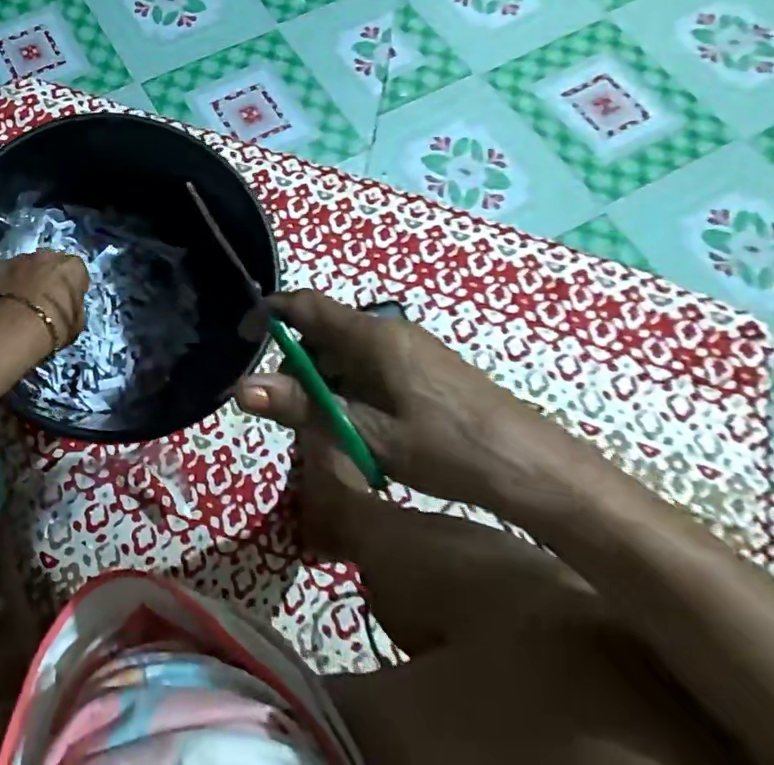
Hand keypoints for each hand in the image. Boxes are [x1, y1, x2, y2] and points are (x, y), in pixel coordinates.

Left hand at [0, 251, 87, 353]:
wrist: (15, 328)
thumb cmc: (55, 326)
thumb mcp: (76, 323)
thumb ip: (74, 307)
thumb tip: (69, 305)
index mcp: (72, 267)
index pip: (76, 271)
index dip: (71, 286)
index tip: (67, 299)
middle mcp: (48, 255)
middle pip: (50, 263)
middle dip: (48, 276)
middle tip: (43, 298)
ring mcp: (21, 258)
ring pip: (26, 265)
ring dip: (26, 277)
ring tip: (21, 300)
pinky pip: (6, 273)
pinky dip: (5, 282)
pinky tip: (3, 300)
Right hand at [235, 291, 616, 522]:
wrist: (532, 467)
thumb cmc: (446, 447)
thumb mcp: (366, 433)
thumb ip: (304, 407)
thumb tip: (241, 389)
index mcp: (372, 337)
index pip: (306, 305)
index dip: (270, 313)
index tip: (242, 338)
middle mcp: (390, 331)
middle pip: (325, 331)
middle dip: (296, 364)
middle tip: (286, 409)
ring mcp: (411, 348)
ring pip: (348, 352)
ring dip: (325, 382)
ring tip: (324, 428)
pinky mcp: (426, 368)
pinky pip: (371, 366)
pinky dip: (350, 389)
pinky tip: (360, 427)